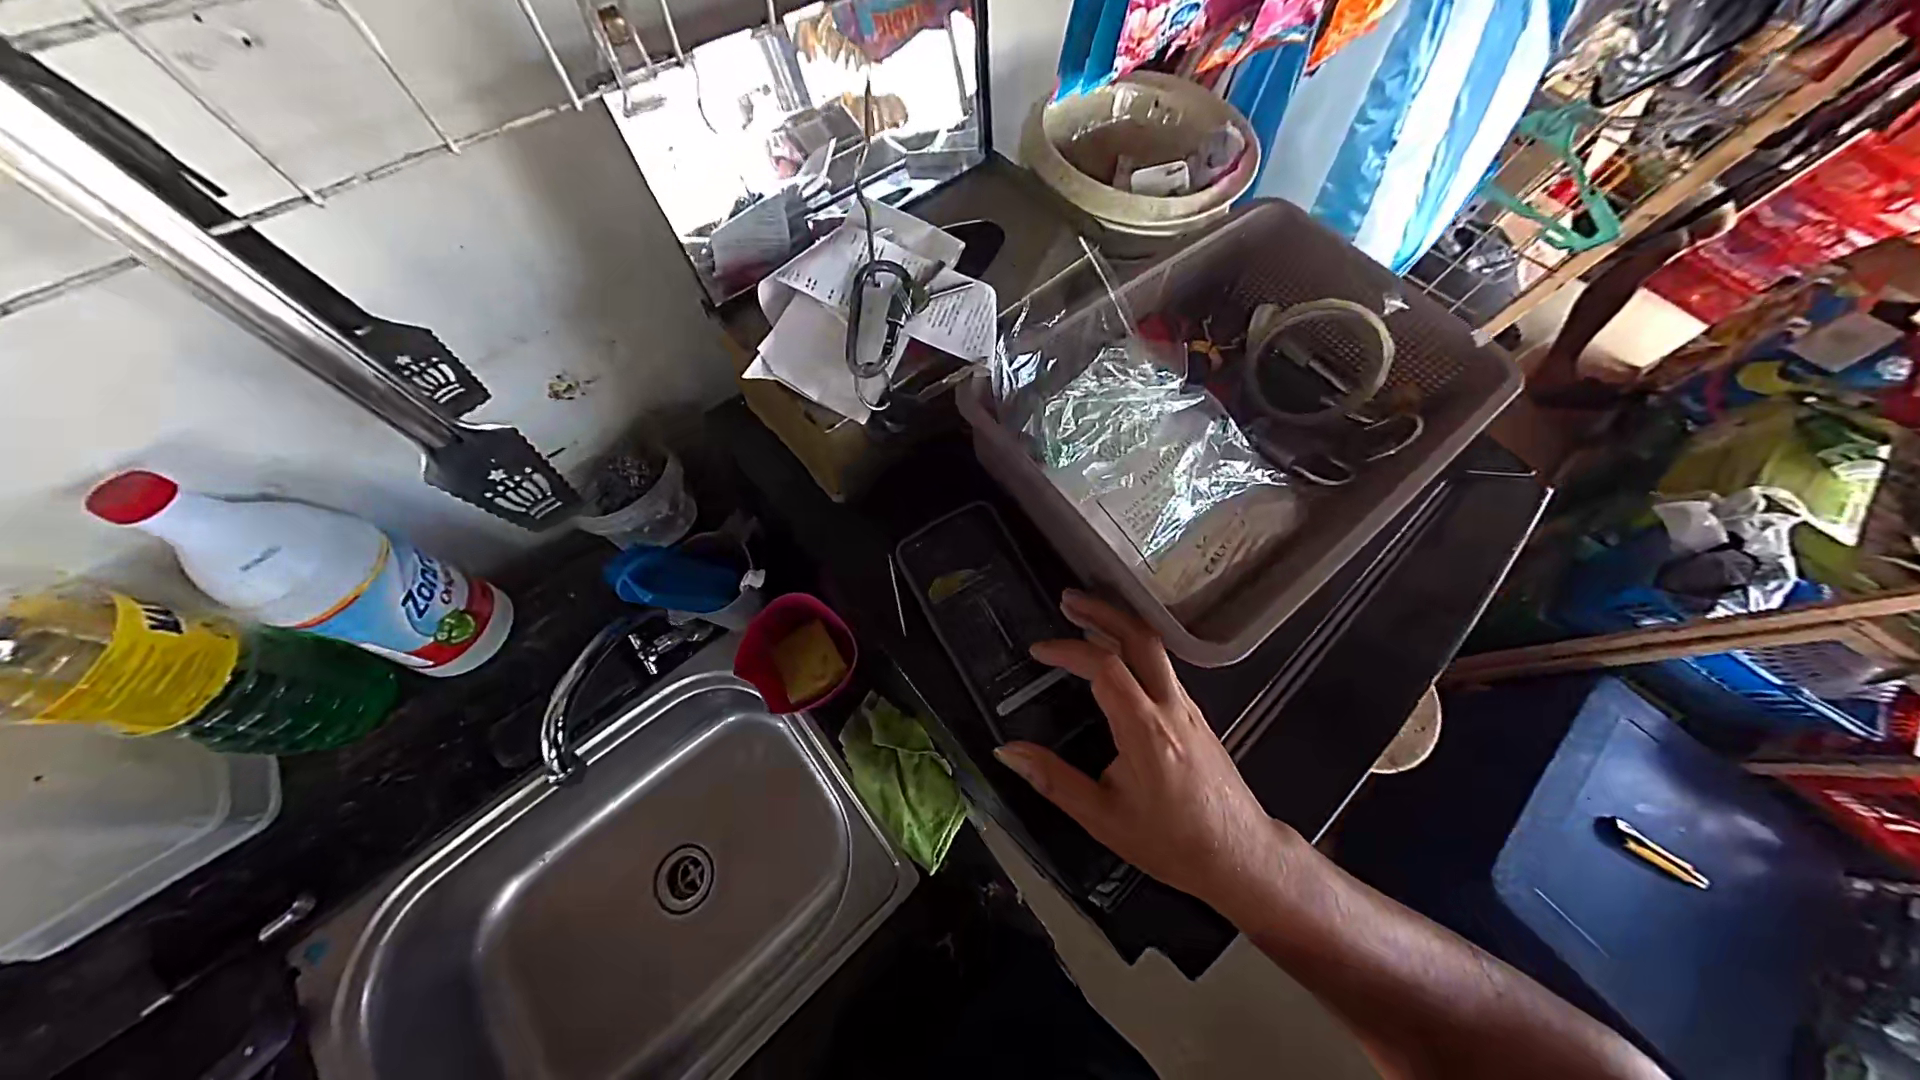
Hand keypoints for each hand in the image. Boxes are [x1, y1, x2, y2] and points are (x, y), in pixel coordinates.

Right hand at [993, 590, 1296, 915]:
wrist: (1241, 856)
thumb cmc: (1171, 842)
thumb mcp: (1102, 817)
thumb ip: (1053, 780)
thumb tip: (1007, 751)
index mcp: (1145, 730)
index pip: (1105, 667)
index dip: (1068, 650)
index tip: (1039, 650)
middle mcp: (1170, 706)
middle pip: (1140, 638)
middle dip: (1102, 611)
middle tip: (1068, 598)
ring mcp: (1187, 706)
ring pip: (1155, 647)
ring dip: (1119, 623)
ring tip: (1085, 613)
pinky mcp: (1195, 713)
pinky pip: (1163, 665)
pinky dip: (1134, 645)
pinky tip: (1116, 652)